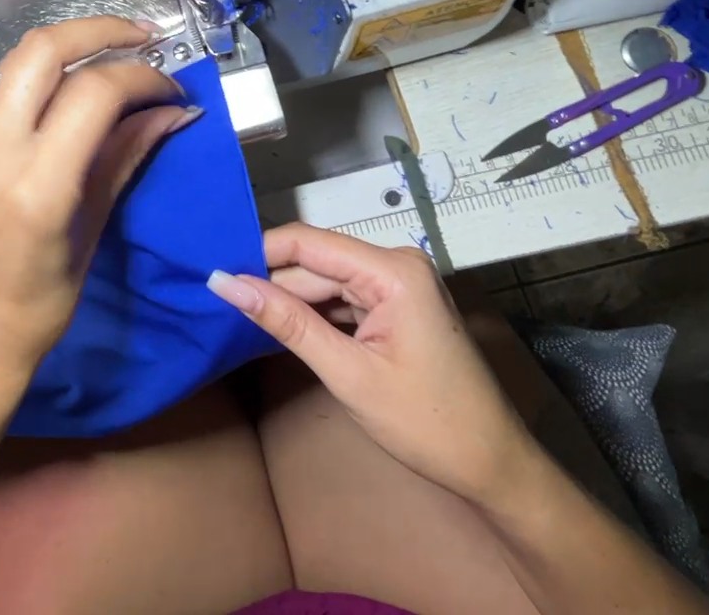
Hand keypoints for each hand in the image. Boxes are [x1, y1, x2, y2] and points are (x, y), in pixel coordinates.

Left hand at [0, 16, 197, 387]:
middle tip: (142, 37)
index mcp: (35, 186)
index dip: (140, 77)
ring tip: (110, 57)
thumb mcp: (92, 231)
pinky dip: (38, 77)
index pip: (92, 92)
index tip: (169, 86)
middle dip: (97, 29)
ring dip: (66, 48)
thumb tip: (171, 111)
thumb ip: (126, 157)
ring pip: (15, 62)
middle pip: (41, 50)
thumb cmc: (41, 303)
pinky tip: (66, 91)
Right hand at [207, 224, 537, 505]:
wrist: (494, 467)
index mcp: (391, 270)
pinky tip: (287, 334)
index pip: (305, 242)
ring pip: (322, 281)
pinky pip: (340, 298)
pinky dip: (313, 316)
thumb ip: (285, 321)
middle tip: (224, 312)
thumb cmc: (427, 423)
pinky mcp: (394, 305)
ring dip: (290, 304)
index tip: (215, 278)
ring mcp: (397, 285)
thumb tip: (224, 283)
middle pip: (312, 264)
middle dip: (272, 287)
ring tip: (249, 325)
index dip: (257, 255)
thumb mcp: (346, 373)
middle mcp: (395, 264)